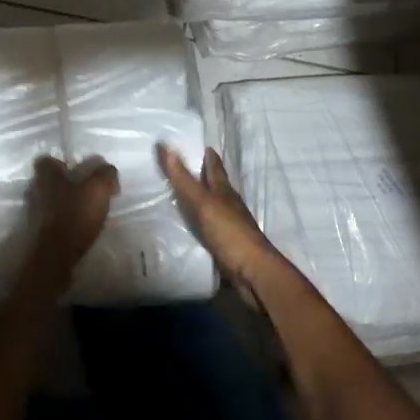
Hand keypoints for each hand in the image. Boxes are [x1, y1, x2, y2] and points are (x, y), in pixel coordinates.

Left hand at [22, 156, 118, 293]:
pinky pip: (51, 220)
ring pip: (50, 201)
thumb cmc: (74, 216)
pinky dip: (63, 222)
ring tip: (86, 213)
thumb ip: (105, 175)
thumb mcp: (98, 190)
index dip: (63, 163)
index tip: (80, 172)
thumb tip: (109, 170)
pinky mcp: (36, 232)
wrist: (53, 257)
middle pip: (50, 181)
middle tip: (88, 192)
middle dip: (66, 185)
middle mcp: (35, 189)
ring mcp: (32, 212)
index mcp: (46, 174)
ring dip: (65, 205)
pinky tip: (78, 230)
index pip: (48, 160)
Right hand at [158, 144, 281, 291]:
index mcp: (225, 193)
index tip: (207, 147)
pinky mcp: (227, 246)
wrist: (252, 271)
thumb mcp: (203, 203)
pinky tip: (195, 228)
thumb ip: (184, 180)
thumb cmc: (229, 232)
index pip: (216, 170)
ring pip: (216, 208)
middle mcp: (229, 207)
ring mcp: (230, 227)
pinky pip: (211, 229)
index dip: (211, 159)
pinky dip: (202, 224)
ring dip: (205, 201)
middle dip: (209, 177)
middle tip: (196, 167)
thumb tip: (167, 147)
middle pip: (218, 188)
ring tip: (191, 196)